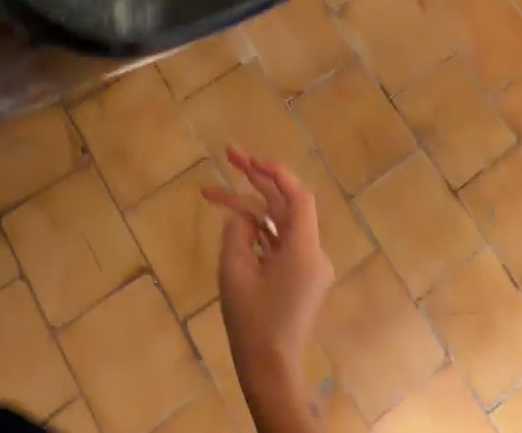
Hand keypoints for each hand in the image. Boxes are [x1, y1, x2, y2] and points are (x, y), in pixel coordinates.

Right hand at [203, 149, 335, 394]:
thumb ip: (238, 231)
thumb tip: (242, 215)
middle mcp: (312, 253)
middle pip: (286, 204)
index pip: (298, 197)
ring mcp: (307, 265)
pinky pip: (278, 241)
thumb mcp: (235, 269)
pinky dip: (256, 228)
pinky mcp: (298, 276)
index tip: (248, 158)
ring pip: (278, 221)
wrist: (269, 368)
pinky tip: (230, 222)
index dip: (275, 172)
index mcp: (303, 250)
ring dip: (248, 205)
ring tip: (209, 194)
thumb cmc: (251, 320)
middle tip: (228, 154)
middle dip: (256, 178)